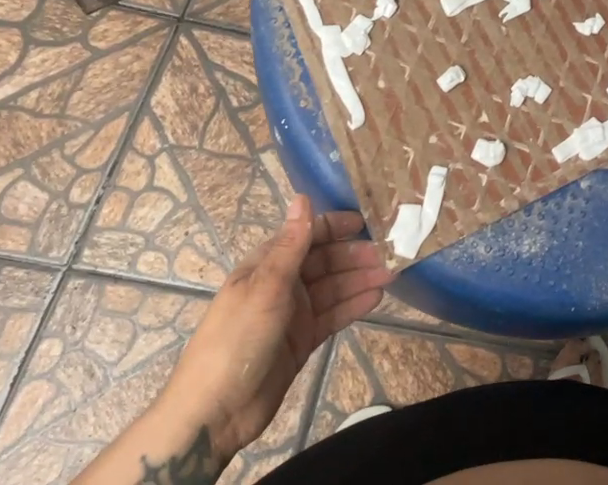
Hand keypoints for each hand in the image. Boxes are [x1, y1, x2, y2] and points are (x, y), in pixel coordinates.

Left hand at [153, 196, 393, 457]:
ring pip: (333, 288)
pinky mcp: (302, 340)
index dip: (335, 226)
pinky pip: (333, 315)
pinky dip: (353, 306)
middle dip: (355, 255)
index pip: (306, 235)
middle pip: (324, 262)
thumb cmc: (236, 339)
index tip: (368, 223)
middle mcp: (281, 285)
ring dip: (360, 279)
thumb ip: (291, 245)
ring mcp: (292, 314)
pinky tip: (376, 299)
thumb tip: (302, 197)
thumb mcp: (265, 288)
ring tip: (392, 274)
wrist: (216, 411)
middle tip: (390, 255)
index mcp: (266, 266)